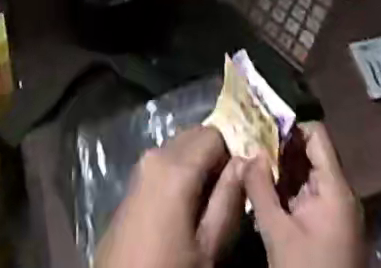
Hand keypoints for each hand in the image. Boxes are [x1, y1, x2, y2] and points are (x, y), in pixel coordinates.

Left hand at [96, 125, 245, 267]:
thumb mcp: (210, 246)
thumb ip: (229, 199)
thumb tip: (246, 160)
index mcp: (175, 166)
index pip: (215, 134)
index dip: (233, 155)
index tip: (243, 184)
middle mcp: (155, 153)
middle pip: (195, 135)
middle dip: (216, 157)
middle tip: (228, 196)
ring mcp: (141, 164)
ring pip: (181, 146)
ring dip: (199, 165)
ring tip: (209, 205)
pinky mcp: (134, 178)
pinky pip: (166, 160)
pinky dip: (182, 172)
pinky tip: (187, 206)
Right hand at [240, 122, 366, 267]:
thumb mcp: (277, 231)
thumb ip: (260, 187)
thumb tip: (248, 151)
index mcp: (335, 189)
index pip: (316, 135)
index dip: (290, 122)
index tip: (260, 115)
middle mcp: (340, 194)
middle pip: (311, 152)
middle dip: (279, 141)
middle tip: (247, 129)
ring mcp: (336, 211)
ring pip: (307, 172)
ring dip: (281, 162)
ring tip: (249, 148)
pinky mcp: (329, 226)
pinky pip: (308, 192)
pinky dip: (287, 183)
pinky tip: (262, 179)